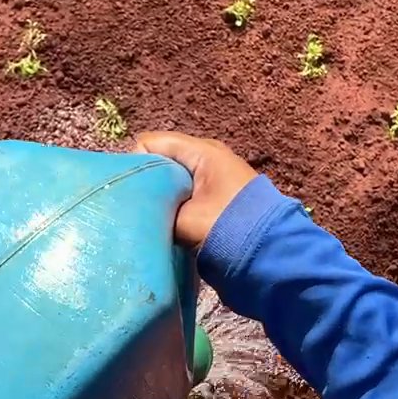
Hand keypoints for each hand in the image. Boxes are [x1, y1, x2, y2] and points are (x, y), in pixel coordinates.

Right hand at [133, 131, 258, 246]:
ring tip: (147, 216)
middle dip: (145, 181)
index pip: (150, 143)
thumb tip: (135, 210)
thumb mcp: (184, 220)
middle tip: (132, 206)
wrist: (271, 254)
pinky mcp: (217, 195)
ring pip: (171, 178)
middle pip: (160, 160)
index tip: (126, 191)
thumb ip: (154, 209)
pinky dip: (173, 204)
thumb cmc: (227, 229)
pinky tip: (164, 221)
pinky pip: (184, 192)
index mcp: (202, 151)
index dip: (134, 164)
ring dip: (159, 196)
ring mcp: (214, 175)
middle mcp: (207, 157)